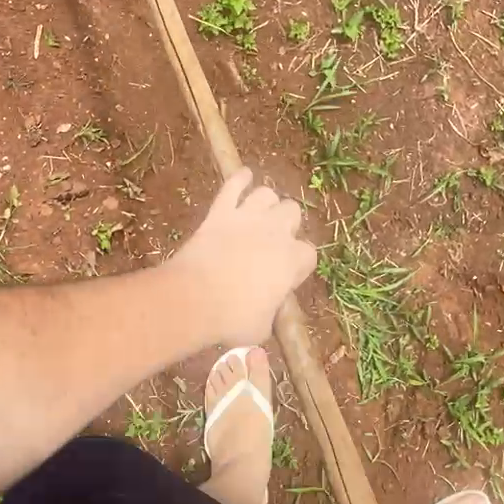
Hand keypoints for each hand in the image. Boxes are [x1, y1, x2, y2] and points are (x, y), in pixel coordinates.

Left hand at [166, 168, 315, 346]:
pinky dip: (240, 179)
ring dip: (266, 203)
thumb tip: (265, 314)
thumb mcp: (260, 328)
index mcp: (293, 259)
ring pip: (267, 194)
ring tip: (260, 214)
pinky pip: (234, 185)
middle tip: (273, 242)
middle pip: (292, 212)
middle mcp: (277, 230)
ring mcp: (248, 216)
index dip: (298, 265)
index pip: (309, 254)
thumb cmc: (232, 318)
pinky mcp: (221, 211)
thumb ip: (269, 315)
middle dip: (286, 224)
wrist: (194, 298)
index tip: (286, 278)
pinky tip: (244, 175)